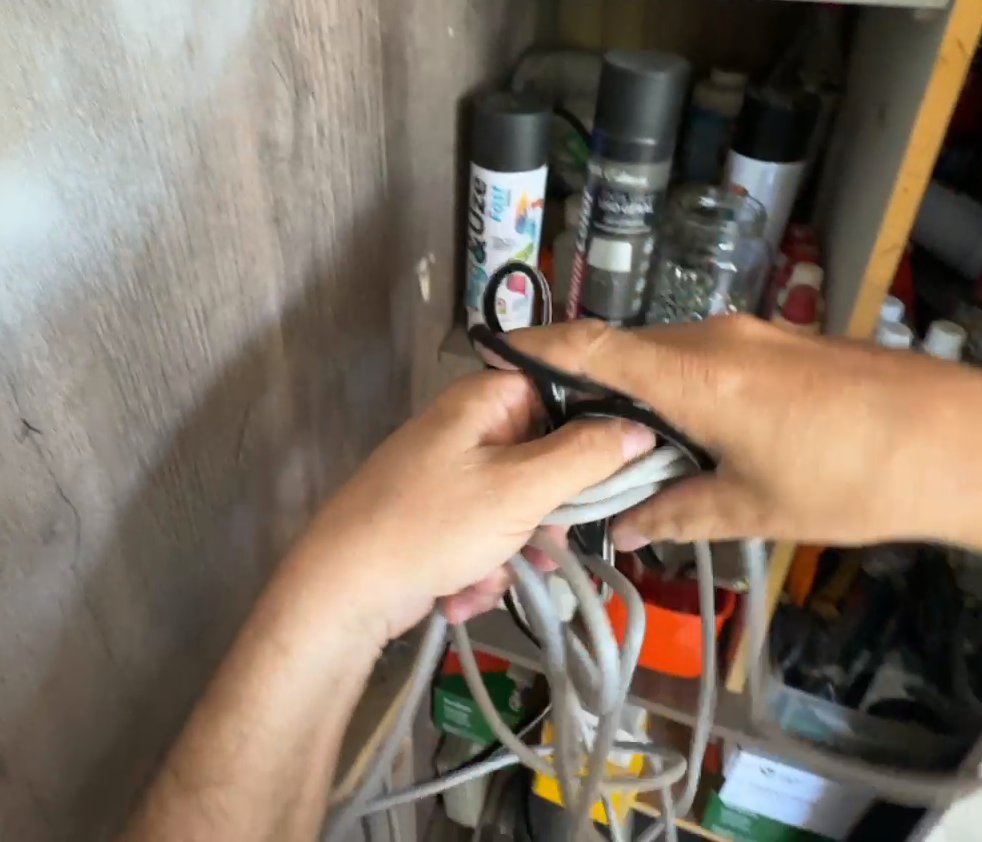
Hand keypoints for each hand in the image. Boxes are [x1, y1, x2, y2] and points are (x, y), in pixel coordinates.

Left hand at [290, 371, 654, 643]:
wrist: (342, 591)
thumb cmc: (432, 525)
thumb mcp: (518, 490)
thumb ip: (583, 456)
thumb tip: (639, 427)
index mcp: (484, 399)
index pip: (562, 389)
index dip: (595, 425)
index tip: (621, 467)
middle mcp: (468, 427)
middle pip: (545, 455)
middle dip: (546, 510)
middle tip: (544, 538)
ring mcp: (451, 473)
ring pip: (521, 504)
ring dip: (514, 549)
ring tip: (491, 575)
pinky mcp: (441, 515)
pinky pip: (488, 533)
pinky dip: (483, 566)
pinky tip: (459, 592)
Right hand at [505, 316, 981, 557]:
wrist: (973, 440)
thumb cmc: (856, 478)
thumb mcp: (757, 508)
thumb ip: (677, 513)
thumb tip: (620, 529)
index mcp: (693, 373)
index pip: (591, 346)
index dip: (535, 346)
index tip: (491, 353)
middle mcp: (710, 336)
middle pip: (620, 351)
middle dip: (580, 386)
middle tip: (553, 433)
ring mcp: (746, 333)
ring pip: (660, 354)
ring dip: (630, 391)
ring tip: (615, 444)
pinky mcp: (773, 342)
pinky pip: (698, 355)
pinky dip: (670, 386)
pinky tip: (682, 431)